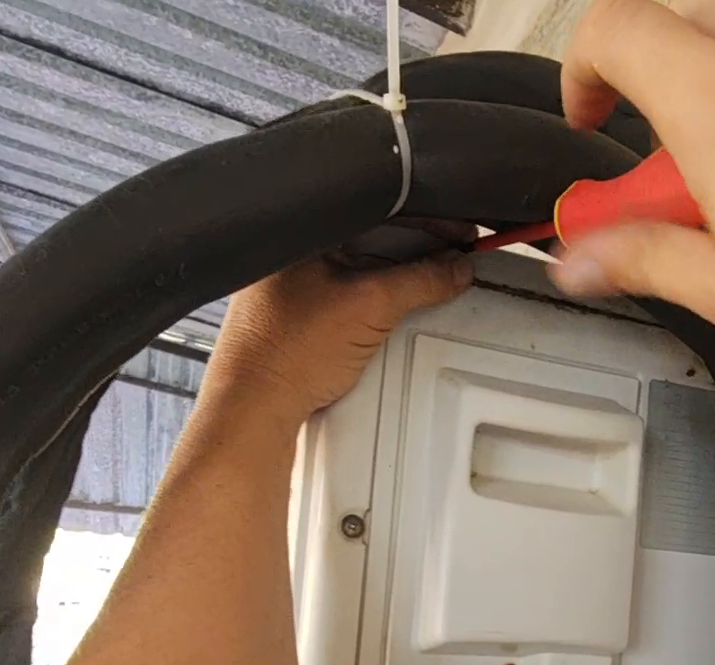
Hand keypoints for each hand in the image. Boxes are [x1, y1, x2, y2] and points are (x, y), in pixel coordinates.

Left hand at [206, 230, 474, 422]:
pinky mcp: (303, 314)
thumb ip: (420, 282)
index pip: (376, 207)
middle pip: (374, 234)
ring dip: (403, 272)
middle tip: (456, 256)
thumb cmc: (283, 354)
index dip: (424, 217)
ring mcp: (298, 283)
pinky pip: (354, 292)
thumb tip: (455, 268)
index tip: (457, 229)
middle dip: (420, 245)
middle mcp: (295, 251)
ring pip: (366, 264)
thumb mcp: (368, 307)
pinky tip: (404, 303)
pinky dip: (382, 295)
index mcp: (302, 231)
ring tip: (436, 280)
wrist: (256, 407)